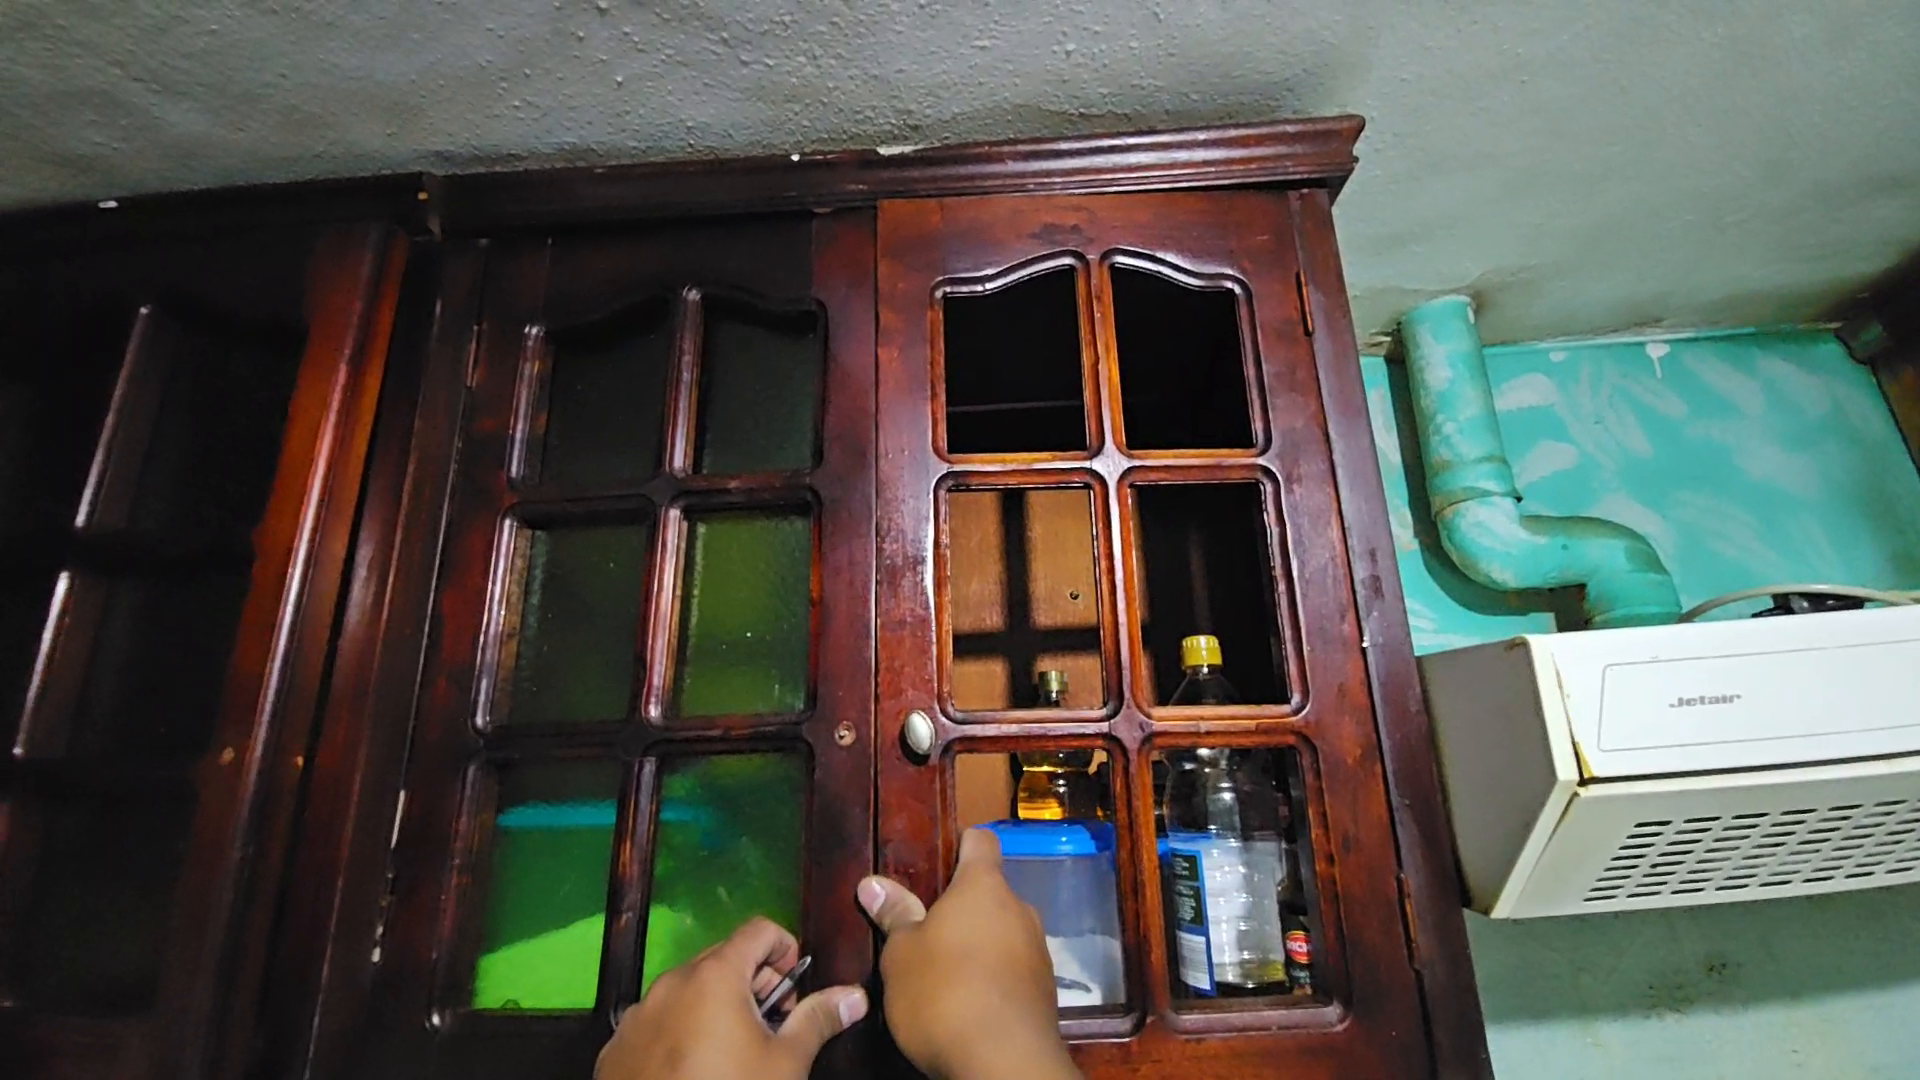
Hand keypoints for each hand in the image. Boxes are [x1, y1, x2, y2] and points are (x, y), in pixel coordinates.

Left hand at [594, 916, 866, 1079]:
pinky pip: (656, 1023)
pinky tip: (691, 1072)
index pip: (760, 930)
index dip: (785, 951)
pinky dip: (679, 1032)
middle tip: (770, 1026)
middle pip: (724, 958)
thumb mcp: (785, 1064)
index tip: (793, 991)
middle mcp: (672, 981)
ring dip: (715, 1006)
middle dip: (754, 982)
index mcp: (715, 973)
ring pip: (688, 990)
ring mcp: (638, 1015)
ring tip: (731, 1053)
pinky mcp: (614, 1051)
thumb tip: (856, 996)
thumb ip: (818, 1019)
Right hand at [859, 829, 1080, 1079]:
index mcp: (984, 886)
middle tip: (926, 931)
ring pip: (1003, 932)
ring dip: (979, 945)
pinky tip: (969, 1005)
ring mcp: (1037, 949)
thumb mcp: (902, 955)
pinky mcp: (1045, 991)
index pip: (981, 840)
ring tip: (944, 974)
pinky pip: (1014, 969)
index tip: (939, 859)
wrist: (1005, 1065)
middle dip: (962, 908)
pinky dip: (994, 978)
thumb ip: (894, 915)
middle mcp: (1018, 908)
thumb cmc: (944, 993)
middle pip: (990, 892)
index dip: (961, 843)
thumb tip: (872, 883)